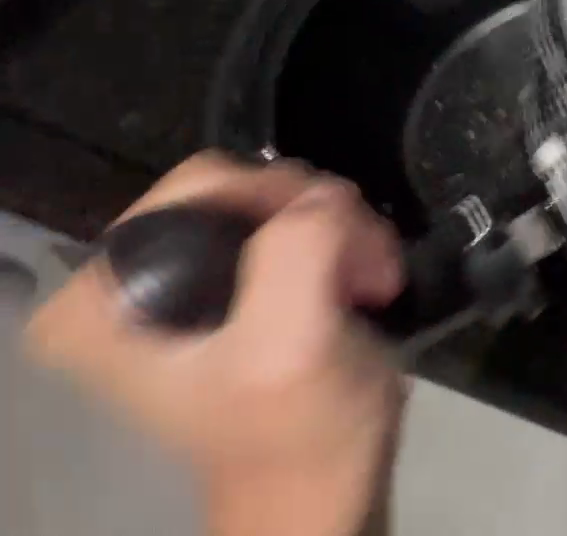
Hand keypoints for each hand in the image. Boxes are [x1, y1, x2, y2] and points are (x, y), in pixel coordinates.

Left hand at [27, 153, 406, 535]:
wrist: (323, 478)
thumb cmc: (297, 424)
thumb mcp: (291, 343)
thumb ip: (298, 253)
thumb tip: (328, 198)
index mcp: (101, 300)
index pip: (200, 187)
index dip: (283, 204)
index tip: (338, 249)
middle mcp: (127, 284)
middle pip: (245, 189)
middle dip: (322, 220)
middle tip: (360, 270)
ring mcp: (183, 284)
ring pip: (285, 202)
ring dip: (345, 234)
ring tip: (367, 282)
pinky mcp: (235, 286)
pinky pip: (300, 224)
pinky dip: (346, 244)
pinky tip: (361, 282)